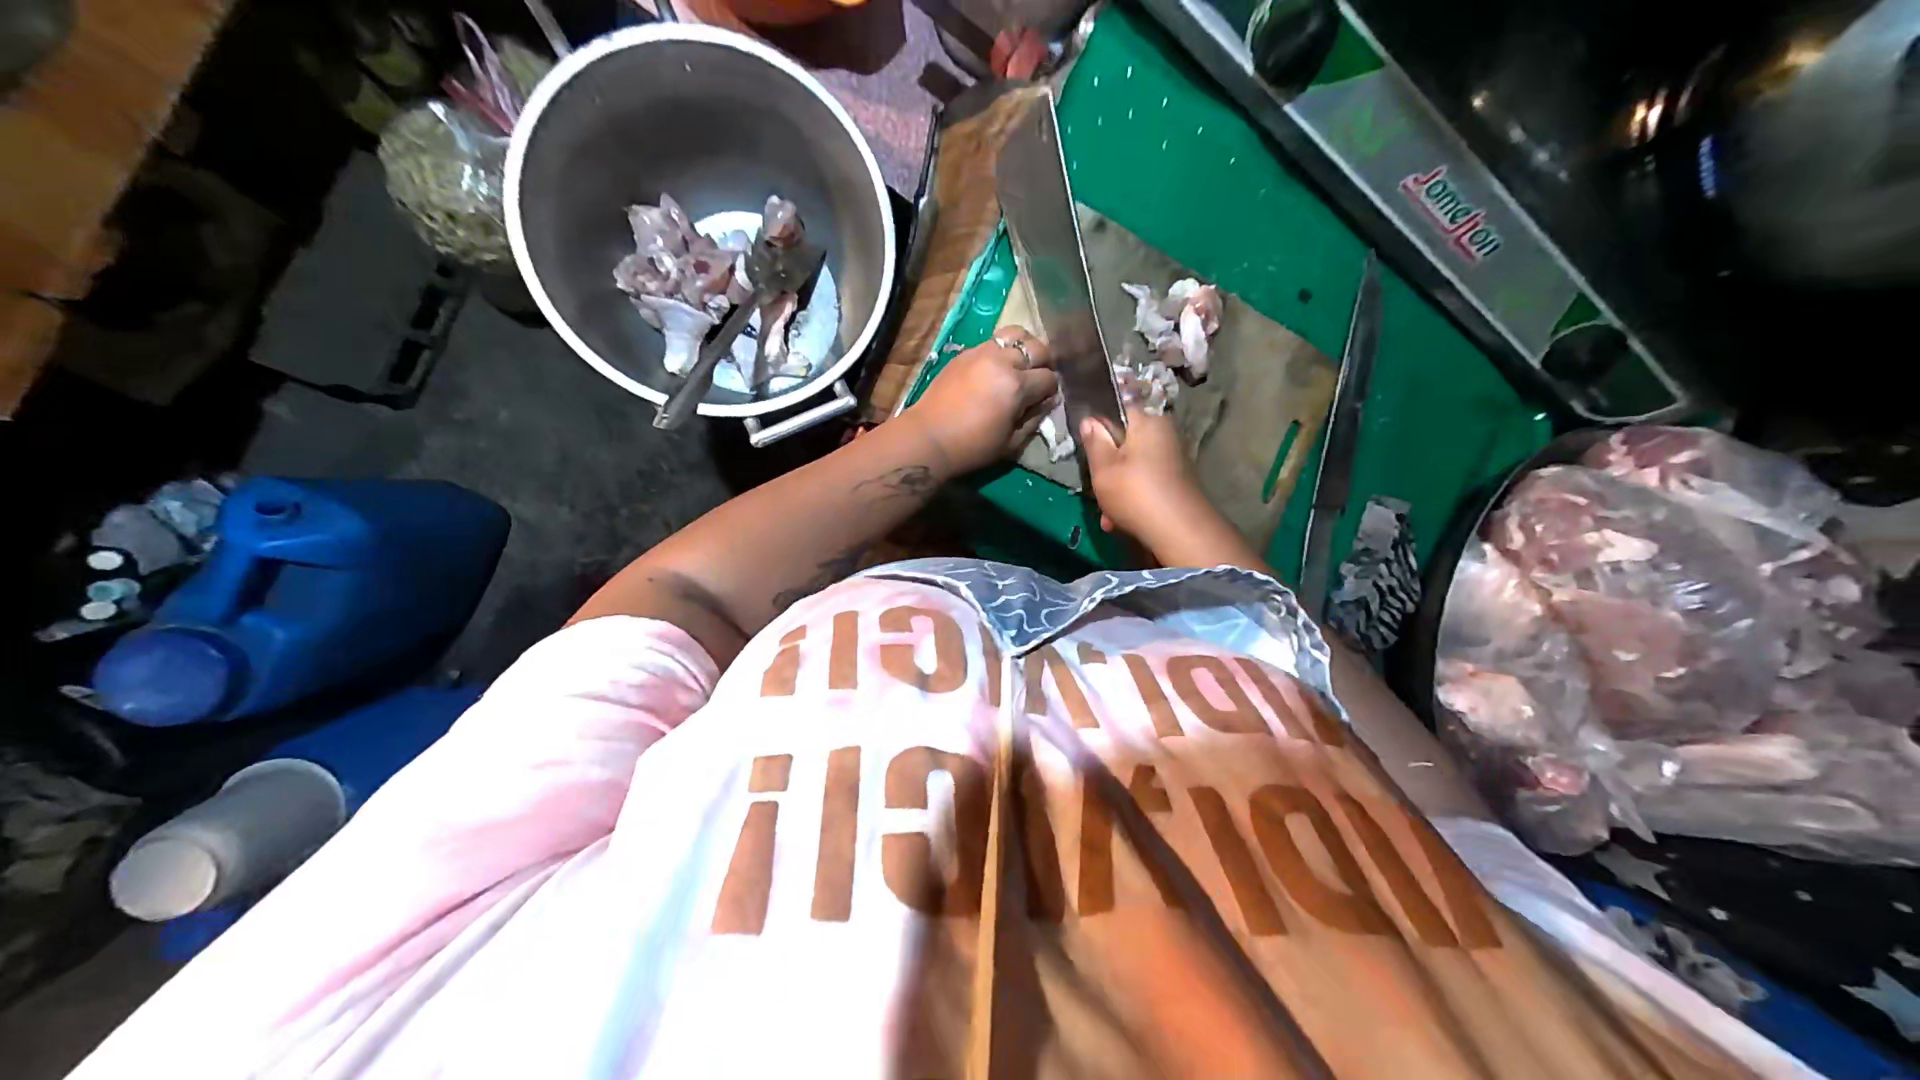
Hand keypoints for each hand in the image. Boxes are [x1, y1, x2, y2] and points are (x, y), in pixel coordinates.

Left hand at [901, 327, 1059, 474]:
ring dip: (1025, 348)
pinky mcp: (966, 352)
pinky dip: (1003, 349)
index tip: (1044, 400)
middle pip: (1038, 348)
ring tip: (1021, 365)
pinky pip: (994, 341)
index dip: (1051, 390)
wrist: (929, 437)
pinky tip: (999, 367)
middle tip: (1037, 380)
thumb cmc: (972, 447)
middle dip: (1044, 364)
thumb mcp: (1012, 443)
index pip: (1049, 378)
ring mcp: (982, 352)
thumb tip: (1046, 400)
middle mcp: (1002, 362)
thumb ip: (1035, 418)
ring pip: (1016, 334)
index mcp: (1017, 386)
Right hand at [1079, 406, 1210, 542]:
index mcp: (1147, 421)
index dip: (1099, 419)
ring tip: (1107, 515)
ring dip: (1116, 487)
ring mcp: (1172, 458)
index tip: (1086, 438)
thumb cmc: (1135, 492)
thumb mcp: (1103, 468)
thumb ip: (1094, 441)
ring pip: (1133, 465)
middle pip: (1125, 440)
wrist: (1179, 531)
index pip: (1120, 405)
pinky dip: (1132, 497)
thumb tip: (1090, 419)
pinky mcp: (1175, 480)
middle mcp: (1164, 434)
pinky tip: (1119, 521)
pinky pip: (1145, 481)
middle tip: (1095, 484)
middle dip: (1107, 463)